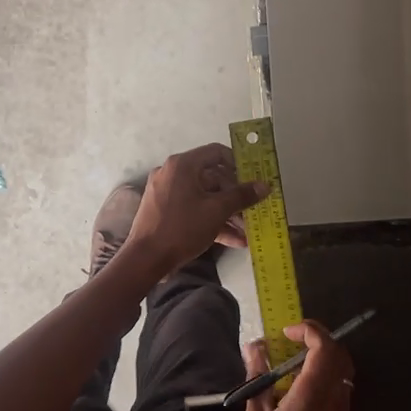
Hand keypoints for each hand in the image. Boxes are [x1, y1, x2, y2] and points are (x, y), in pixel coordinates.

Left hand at [126, 143, 269, 275]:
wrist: (146, 258)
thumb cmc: (182, 228)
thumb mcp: (216, 211)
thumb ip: (242, 196)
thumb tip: (264, 185)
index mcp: (182, 165)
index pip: (216, 152)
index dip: (238, 163)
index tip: (254, 178)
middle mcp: (172, 173)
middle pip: (211, 177)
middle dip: (235, 196)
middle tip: (254, 209)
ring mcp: (166, 193)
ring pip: (203, 197)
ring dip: (227, 212)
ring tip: (247, 231)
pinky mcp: (165, 211)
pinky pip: (192, 209)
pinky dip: (211, 221)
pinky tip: (235, 241)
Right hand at [243, 322, 353, 410]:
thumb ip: (257, 380)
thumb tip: (254, 347)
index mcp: (312, 394)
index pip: (324, 348)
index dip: (309, 331)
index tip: (287, 332)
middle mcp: (334, 398)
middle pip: (339, 354)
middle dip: (319, 338)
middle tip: (292, 339)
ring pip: (342, 369)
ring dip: (322, 356)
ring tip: (292, 362)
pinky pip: (339, 386)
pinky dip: (323, 374)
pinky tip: (299, 387)